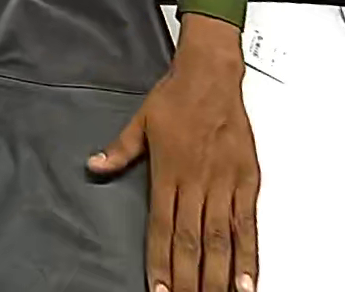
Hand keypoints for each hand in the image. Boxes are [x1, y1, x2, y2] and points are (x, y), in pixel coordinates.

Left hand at [90, 13, 257, 291]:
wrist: (210, 74)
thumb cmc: (176, 95)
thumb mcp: (140, 120)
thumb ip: (120, 149)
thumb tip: (95, 164)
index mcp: (169, 168)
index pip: (162, 226)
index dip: (160, 262)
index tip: (158, 290)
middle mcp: (196, 180)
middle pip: (192, 241)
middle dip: (189, 280)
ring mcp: (224, 182)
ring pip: (221, 240)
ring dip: (219, 277)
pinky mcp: (246, 180)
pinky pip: (248, 225)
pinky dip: (249, 257)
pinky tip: (248, 282)